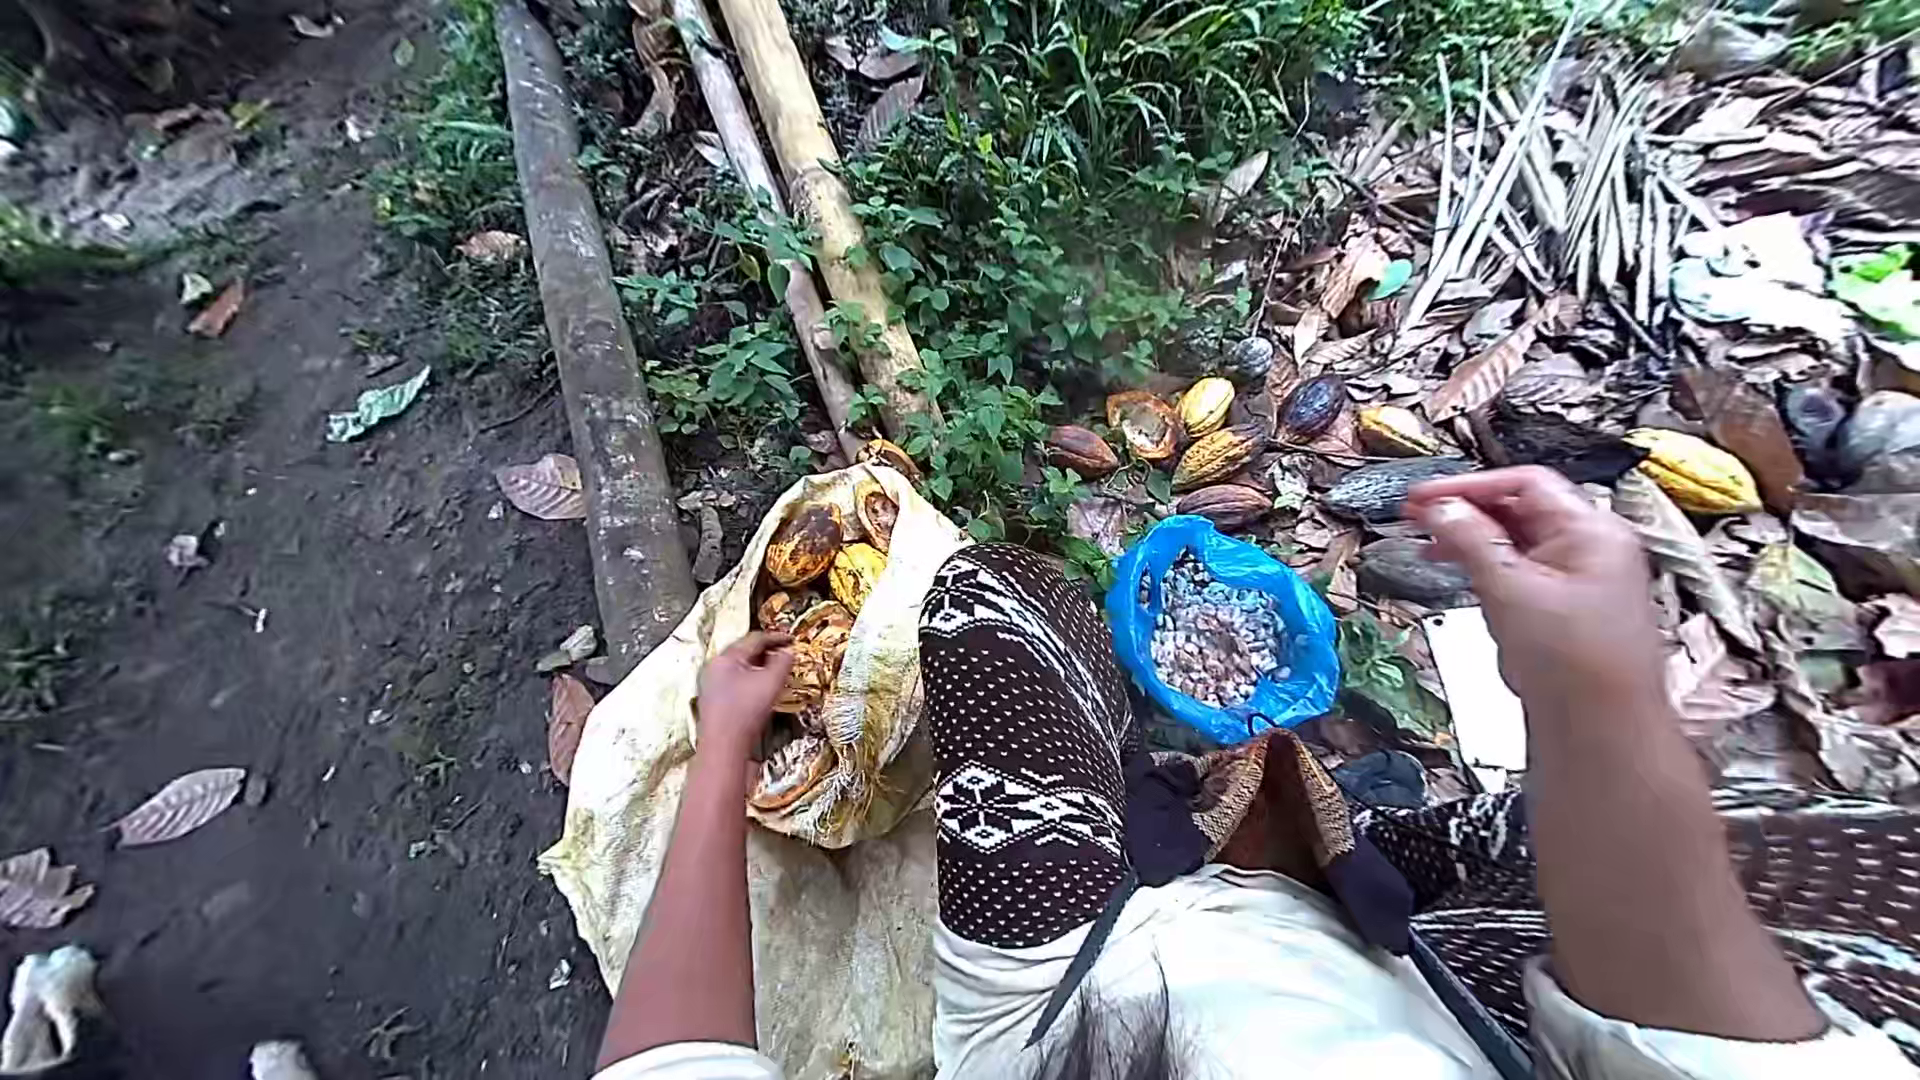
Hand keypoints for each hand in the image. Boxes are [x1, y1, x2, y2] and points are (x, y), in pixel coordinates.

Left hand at [695, 632, 793, 759]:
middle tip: (785, 653)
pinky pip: (736, 680)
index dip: (776, 637)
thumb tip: (788, 651)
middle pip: (745, 651)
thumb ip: (783, 662)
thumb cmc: (746, 711)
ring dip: (760, 666)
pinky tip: (762, 688)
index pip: (754, 639)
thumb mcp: (772, 681)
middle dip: (767, 651)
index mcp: (726, 658)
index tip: (792, 639)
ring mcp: (711, 684)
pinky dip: (752, 679)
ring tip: (777, 671)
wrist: (724, 746)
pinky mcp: (714, 700)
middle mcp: (715, 667)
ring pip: (740, 667)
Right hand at [1402, 466, 1664, 720]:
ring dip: (1464, 531)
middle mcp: (1587, 546)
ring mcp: (1572, 571)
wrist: (1595, 717)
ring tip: (1425, 538)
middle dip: (1461, 507)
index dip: (1467, 486)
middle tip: (1415, 513)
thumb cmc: (1571, 657)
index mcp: (1589, 532)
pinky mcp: (1555, 596)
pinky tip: (1451, 564)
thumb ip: (1470, 539)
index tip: (1422, 496)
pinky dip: (1476, 556)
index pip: (1522, 484)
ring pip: (1509, 534)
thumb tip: (1440, 507)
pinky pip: (1510, 561)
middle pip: (1515, 506)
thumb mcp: (1508, 587)